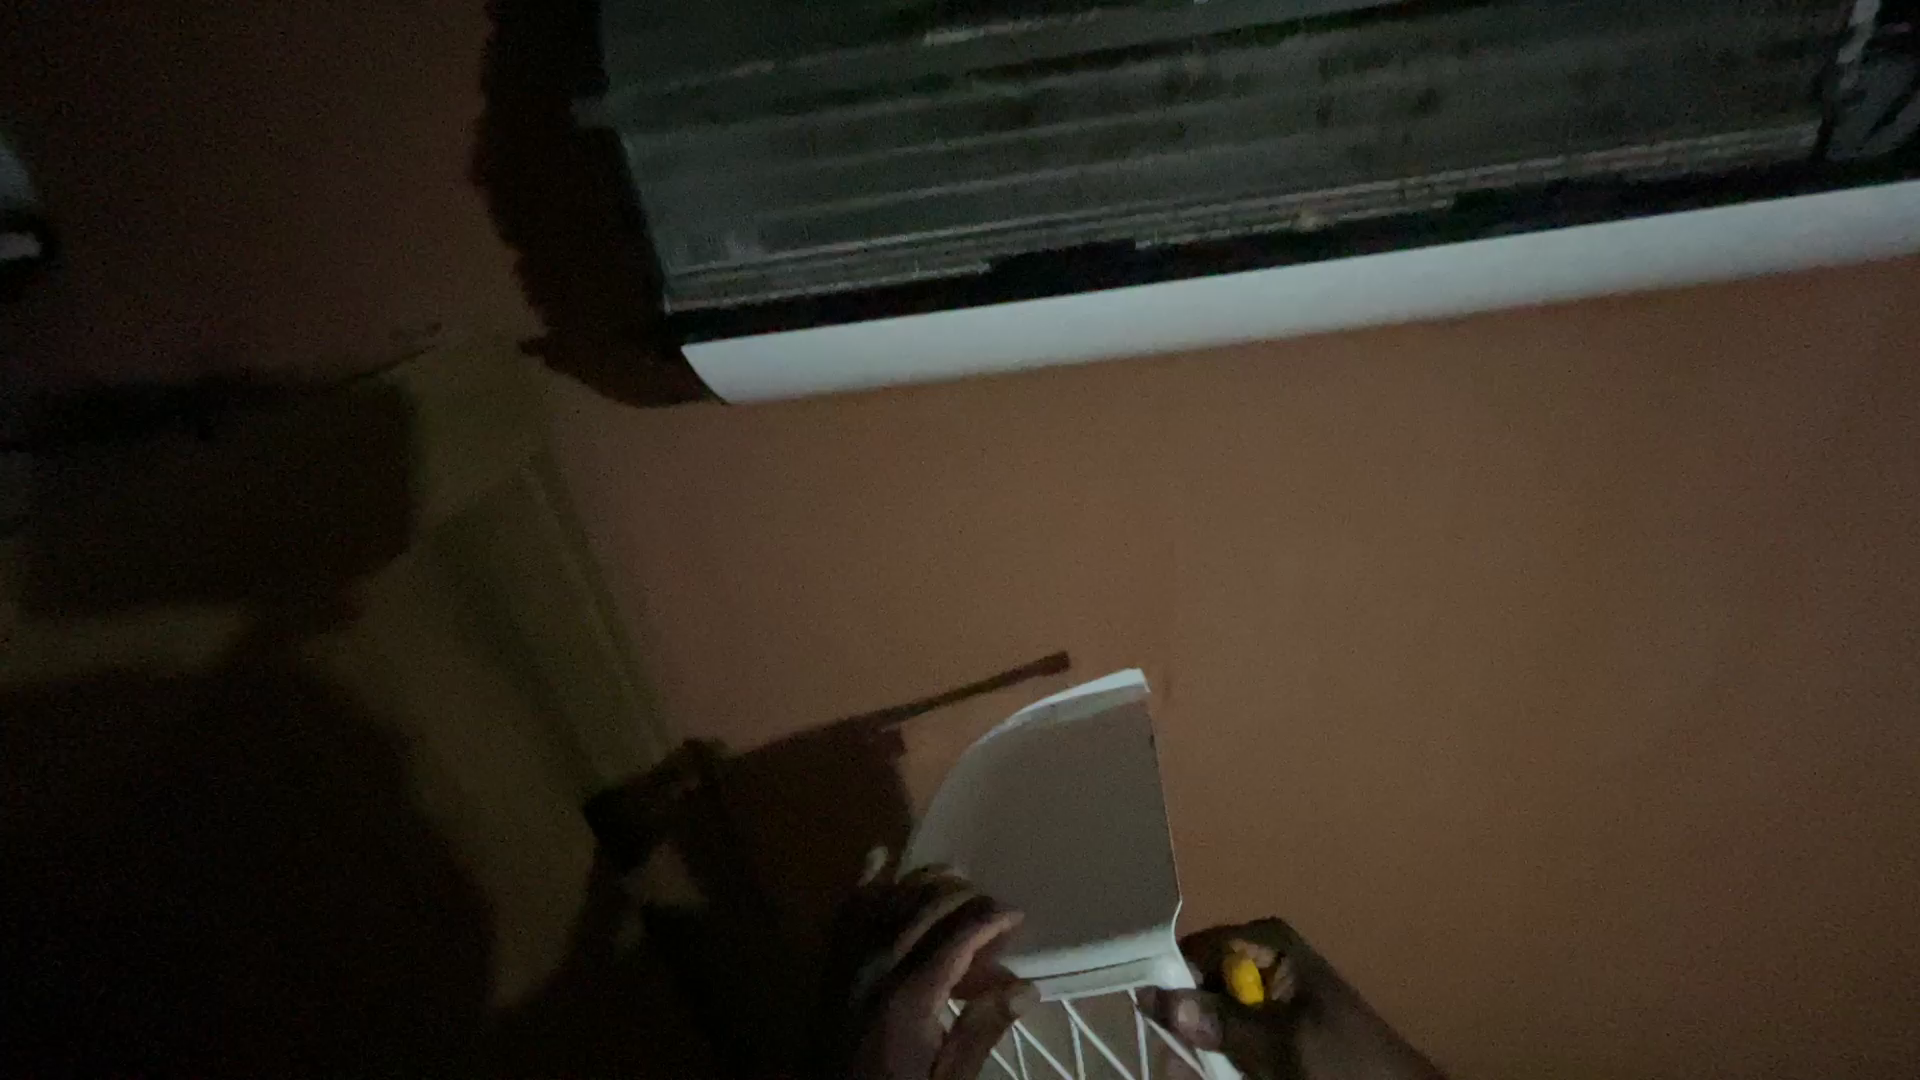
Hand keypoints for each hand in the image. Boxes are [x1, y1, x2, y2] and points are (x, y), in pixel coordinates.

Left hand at [818, 854, 1034, 1079]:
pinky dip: (866, 880)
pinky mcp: (832, 963)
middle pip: (925, 910)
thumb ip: (981, 1031)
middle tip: (991, 900)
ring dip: (923, 879)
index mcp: (911, 997)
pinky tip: (881, 856)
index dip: (990, 920)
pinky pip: (849, 910)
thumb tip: (1027, 987)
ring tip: (954, 872)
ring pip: (889, 900)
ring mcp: (850, 960)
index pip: (957, 938)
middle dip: (963, 896)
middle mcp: (879, 966)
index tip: (1016, 914)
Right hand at [1136, 919, 1444, 1079]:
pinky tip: (1231, 1073)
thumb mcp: (1285, 1044)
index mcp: (1265, 942)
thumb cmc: (1349, 1063)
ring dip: (1207, 1047)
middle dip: (1190, 1023)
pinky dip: (1227, 1059)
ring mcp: (1265, 994)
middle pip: (1200, 985)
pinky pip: (1232, 1038)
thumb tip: (1156, 998)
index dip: (1171, 980)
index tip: (1153, 1016)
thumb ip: (1223, 1023)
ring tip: (1209, 1070)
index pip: (1196, 949)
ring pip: (1212, 1017)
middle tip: (1183, 1060)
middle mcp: (1258, 959)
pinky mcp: (1270, 1029)